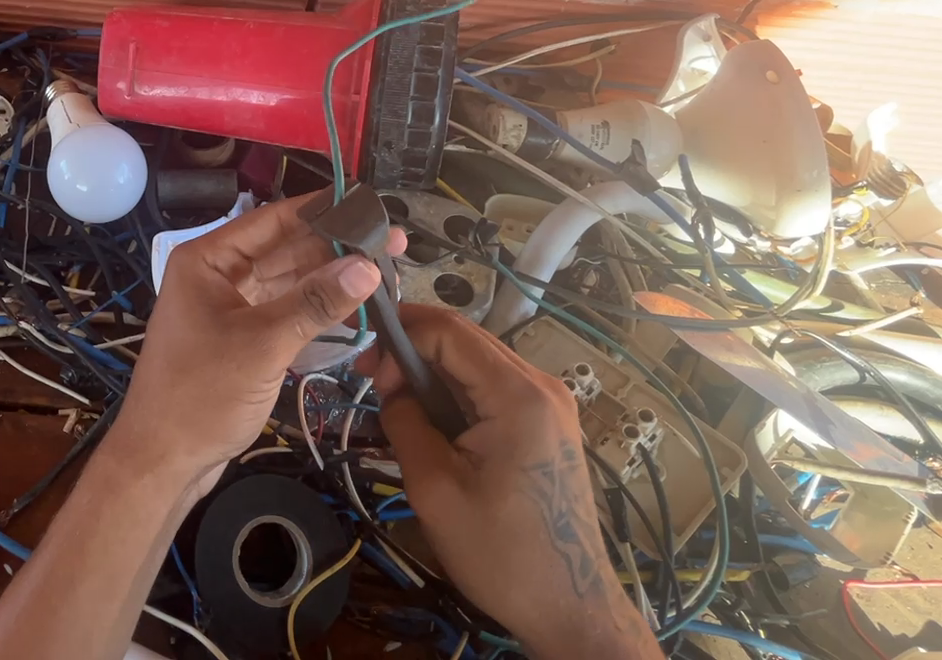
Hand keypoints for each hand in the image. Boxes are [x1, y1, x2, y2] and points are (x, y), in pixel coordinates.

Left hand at [107, 192, 403, 497]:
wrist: (163, 459)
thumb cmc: (201, 394)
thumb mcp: (262, 344)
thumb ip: (315, 302)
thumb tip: (368, 265)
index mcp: (207, 259)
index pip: (272, 220)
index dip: (321, 210)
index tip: (368, 204)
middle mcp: (217, 274)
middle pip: (284, 249)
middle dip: (335, 246)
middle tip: (392, 242)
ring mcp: (230, 306)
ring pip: (288, 281)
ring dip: (330, 277)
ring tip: (384, 269)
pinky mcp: (242, 337)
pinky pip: (285, 310)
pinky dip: (316, 308)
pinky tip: (356, 305)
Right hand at [375, 305, 661, 659]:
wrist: (571, 611)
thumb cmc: (500, 552)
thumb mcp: (432, 485)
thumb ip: (403, 418)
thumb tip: (390, 384)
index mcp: (518, 395)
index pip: (446, 330)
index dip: (398, 339)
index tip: (369, 376)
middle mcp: (541, 385)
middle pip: (462, 336)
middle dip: (408, 347)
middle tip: (369, 378)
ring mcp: (548, 403)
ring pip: (473, 358)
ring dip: (428, 368)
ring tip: (394, 399)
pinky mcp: (545, 422)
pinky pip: (488, 384)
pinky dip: (451, 389)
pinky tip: (429, 416)